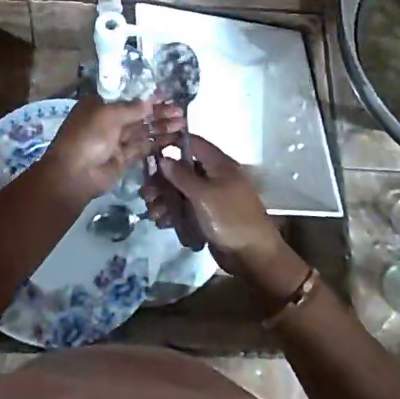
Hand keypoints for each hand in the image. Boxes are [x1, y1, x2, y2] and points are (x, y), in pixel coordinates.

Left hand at [36, 96, 183, 203]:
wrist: (75, 175)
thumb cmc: (87, 137)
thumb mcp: (107, 116)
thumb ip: (131, 108)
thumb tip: (150, 100)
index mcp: (100, 106)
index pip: (128, 98)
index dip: (147, 97)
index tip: (168, 96)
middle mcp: (109, 121)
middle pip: (138, 114)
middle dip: (159, 113)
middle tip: (182, 111)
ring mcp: (117, 140)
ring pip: (143, 131)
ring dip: (162, 127)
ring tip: (184, 124)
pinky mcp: (125, 158)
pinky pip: (144, 147)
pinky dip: (159, 143)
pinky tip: (176, 139)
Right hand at [145, 136, 306, 302]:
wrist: (253, 255)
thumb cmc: (229, 218)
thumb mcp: (203, 194)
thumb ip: (181, 175)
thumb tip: (163, 158)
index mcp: (219, 164)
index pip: (192, 143)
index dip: (171, 143)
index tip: (149, 150)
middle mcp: (215, 176)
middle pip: (182, 170)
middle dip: (162, 181)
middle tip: (146, 193)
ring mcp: (212, 197)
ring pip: (181, 191)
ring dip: (164, 200)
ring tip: (153, 213)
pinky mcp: (208, 215)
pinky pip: (186, 208)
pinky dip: (174, 213)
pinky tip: (162, 223)